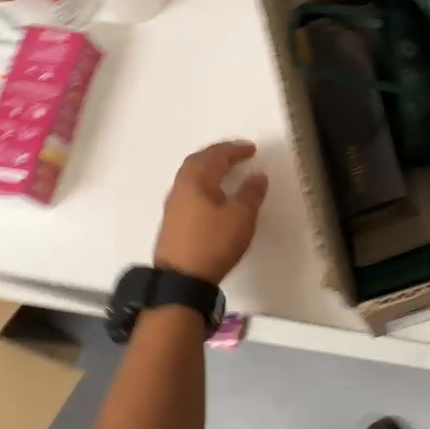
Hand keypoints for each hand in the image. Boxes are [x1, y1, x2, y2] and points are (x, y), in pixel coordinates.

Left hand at [153, 140, 268, 284]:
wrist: (181, 279)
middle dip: (218, 154)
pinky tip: (212, 194)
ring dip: (208, 167)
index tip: (252, 149)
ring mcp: (173, 205)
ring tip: (225, 170)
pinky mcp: (172, 221)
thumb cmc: (213, 243)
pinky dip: (203, 182)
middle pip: (197, 161)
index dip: (235, 149)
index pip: (216, 156)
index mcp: (197, 181)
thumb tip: (257, 176)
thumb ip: (251, 193)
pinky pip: (189, 190)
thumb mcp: (241, 217)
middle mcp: (181, 188)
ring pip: (190, 175)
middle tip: (236, 154)